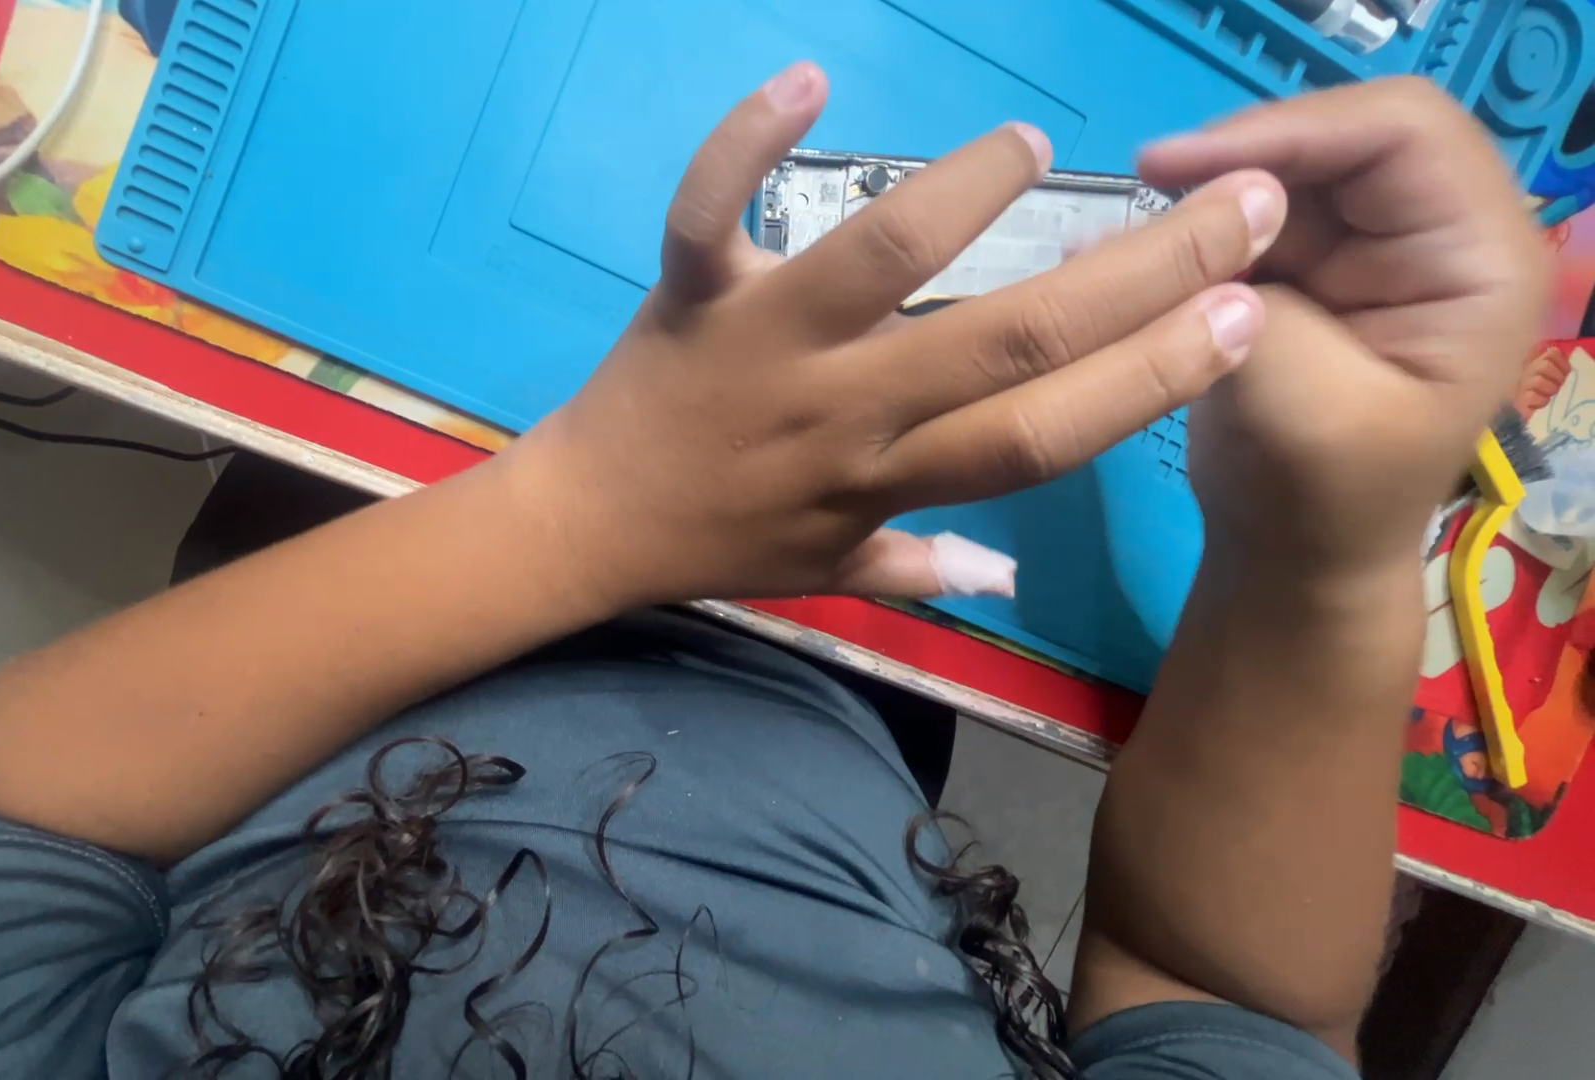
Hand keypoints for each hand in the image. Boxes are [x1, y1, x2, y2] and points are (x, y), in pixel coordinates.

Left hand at [493, 61, 1286, 609]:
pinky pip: (712, 207)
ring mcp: (761, 343)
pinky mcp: (691, 295)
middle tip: (1237, 201)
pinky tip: (804, 79)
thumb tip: (1011, 578)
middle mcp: (838, 409)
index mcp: (880, 479)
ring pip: (877, 258)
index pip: (1038, 437)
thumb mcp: (822, 574)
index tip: (1244, 318)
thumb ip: (919, 567)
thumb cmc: (714, 544)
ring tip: (1031, 147)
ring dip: (964, 195)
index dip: (1149, 382)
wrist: (594, 523)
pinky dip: (747, 141)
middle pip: (1002, 342)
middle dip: (1136, 272)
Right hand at [1140, 78, 1552, 570]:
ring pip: (1267, 198)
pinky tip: (1121, 273)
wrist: (1292, 552)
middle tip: (1128, 206)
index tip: (1159, 165)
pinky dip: (1176, 253)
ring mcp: (1350, 263)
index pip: (1396, 136)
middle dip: (1225, 172)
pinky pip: (1231, 245)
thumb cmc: (1319, 494)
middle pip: (1327, 154)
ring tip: (1109, 249)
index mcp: (1468, 257)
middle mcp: (1419, 239)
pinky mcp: (1288, 291)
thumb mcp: (1295, 410)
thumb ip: (1245, 321)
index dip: (1282, 131)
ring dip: (1191, 215)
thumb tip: (1157, 250)